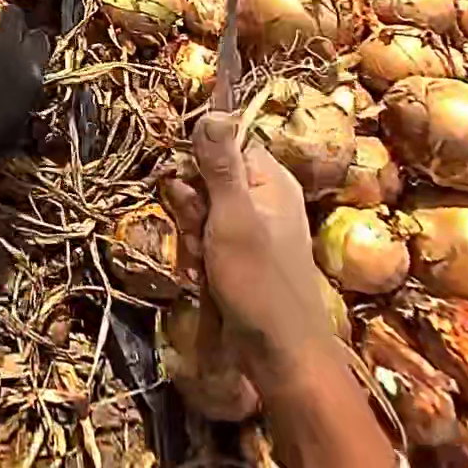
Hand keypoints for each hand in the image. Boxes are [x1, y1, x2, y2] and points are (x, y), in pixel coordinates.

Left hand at [0, 4, 49, 166]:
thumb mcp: (20, 116)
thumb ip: (27, 91)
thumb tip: (26, 86)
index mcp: (30, 65)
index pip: (39, 38)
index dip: (31, 42)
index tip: (25, 47)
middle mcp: (8, 45)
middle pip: (14, 16)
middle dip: (10, 21)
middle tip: (2, 36)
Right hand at [160, 114, 338, 369]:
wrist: (281, 358)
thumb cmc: (259, 284)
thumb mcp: (234, 218)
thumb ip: (220, 165)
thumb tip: (212, 110)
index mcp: (270, 178)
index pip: (225, 140)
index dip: (199, 157)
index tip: (185, 180)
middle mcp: (263, 194)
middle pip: (208, 172)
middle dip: (191, 199)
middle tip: (196, 228)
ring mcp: (252, 223)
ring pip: (201, 203)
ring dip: (190, 226)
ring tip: (200, 255)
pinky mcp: (240, 249)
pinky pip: (206, 230)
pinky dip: (197, 247)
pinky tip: (200, 268)